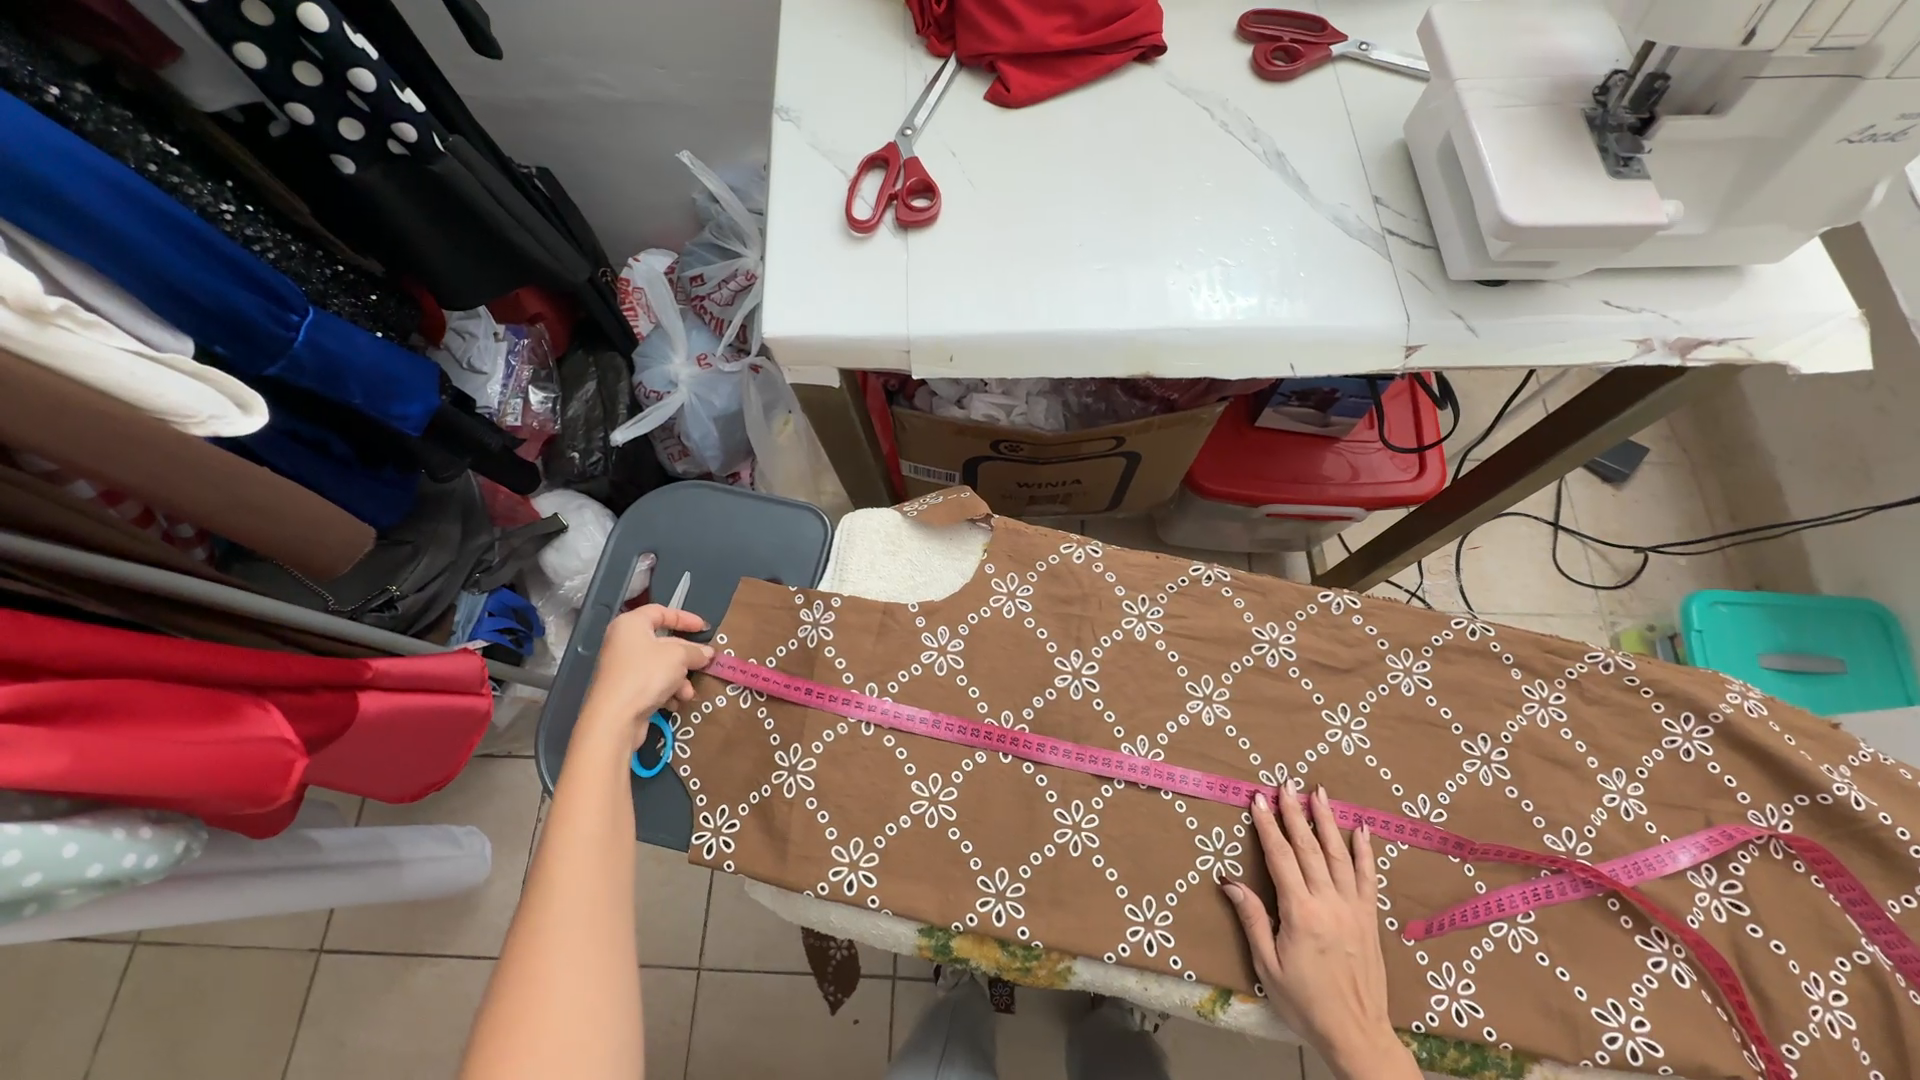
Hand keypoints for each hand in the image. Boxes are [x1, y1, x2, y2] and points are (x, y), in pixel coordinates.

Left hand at [577, 604, 713, 749]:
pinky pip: (652, 683)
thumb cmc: (646, 674)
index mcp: (631, 625)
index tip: (703, 628)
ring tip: (687, 693)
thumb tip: (707, 653)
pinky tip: (674, 702)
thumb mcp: (679, 656)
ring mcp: (623, 667)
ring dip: (679, 679)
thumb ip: (695, 651)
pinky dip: (666, 691)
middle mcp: (624, 642)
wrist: (616, 717)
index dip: (684, 618)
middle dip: (686, 656)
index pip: (660, 612)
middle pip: (663, 642)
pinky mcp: (625, 690)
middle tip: (705, 663)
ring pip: (661, 666)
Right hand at [1221, 787, 1419, 1079]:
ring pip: (1339, 855)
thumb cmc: (1304, 1002)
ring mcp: (1353, 908)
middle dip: (1295, 813)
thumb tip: (1230, 882)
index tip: (1259, 799)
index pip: (1281, 858)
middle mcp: (1329, 903)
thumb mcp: (1267, 966)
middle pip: (1309, 848)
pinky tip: (1361, 830)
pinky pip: (1367, 877)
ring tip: (1319, 792)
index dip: (1268, 827)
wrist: (1356, 1032)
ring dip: (1327, 821)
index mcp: (1300, 913)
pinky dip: (1365, 851)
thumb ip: (1253, 920)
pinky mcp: (1369, 918)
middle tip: (1286, 784)